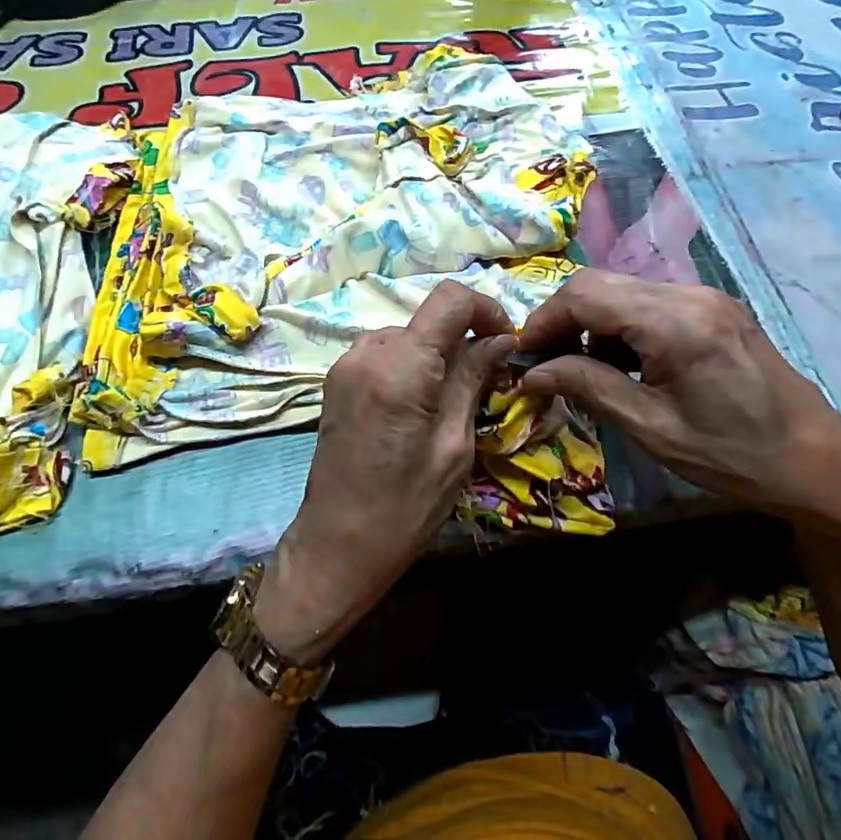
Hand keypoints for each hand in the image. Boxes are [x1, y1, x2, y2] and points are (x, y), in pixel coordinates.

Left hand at [255, 282, 516, 665]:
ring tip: (450, 400)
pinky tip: (417, 406)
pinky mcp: (335, 382)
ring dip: (433, 355)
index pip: (449, 300)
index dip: (486, 309)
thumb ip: (471, 381)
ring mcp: (344, 366)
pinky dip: (407, 366)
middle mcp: (366, 352)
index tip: (505, 341)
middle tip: (486, 382)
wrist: (337, 541)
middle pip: (426, 319)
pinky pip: (381, 355)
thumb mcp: (453, 445)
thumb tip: (499, 340)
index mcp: (400, 365)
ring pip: (404, 337)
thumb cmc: (406, 505)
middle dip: (461, 340)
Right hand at [514, 268, 840, 530]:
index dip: (544, 320)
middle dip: (561, 318)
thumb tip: (531, 373)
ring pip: (620, 289)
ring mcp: (705, 298)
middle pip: (599, 282)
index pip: (584, 295)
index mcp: (676, 323)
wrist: (822, 465)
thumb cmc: (735, 456)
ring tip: (579, 367)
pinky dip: (617, 325)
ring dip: (588, 321)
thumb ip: (588, 388)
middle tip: (545, 361)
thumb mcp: (652, 428)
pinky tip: (619, 362)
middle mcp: (690, 295)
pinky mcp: (713, 309)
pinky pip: (647, 301)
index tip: (523, 356)